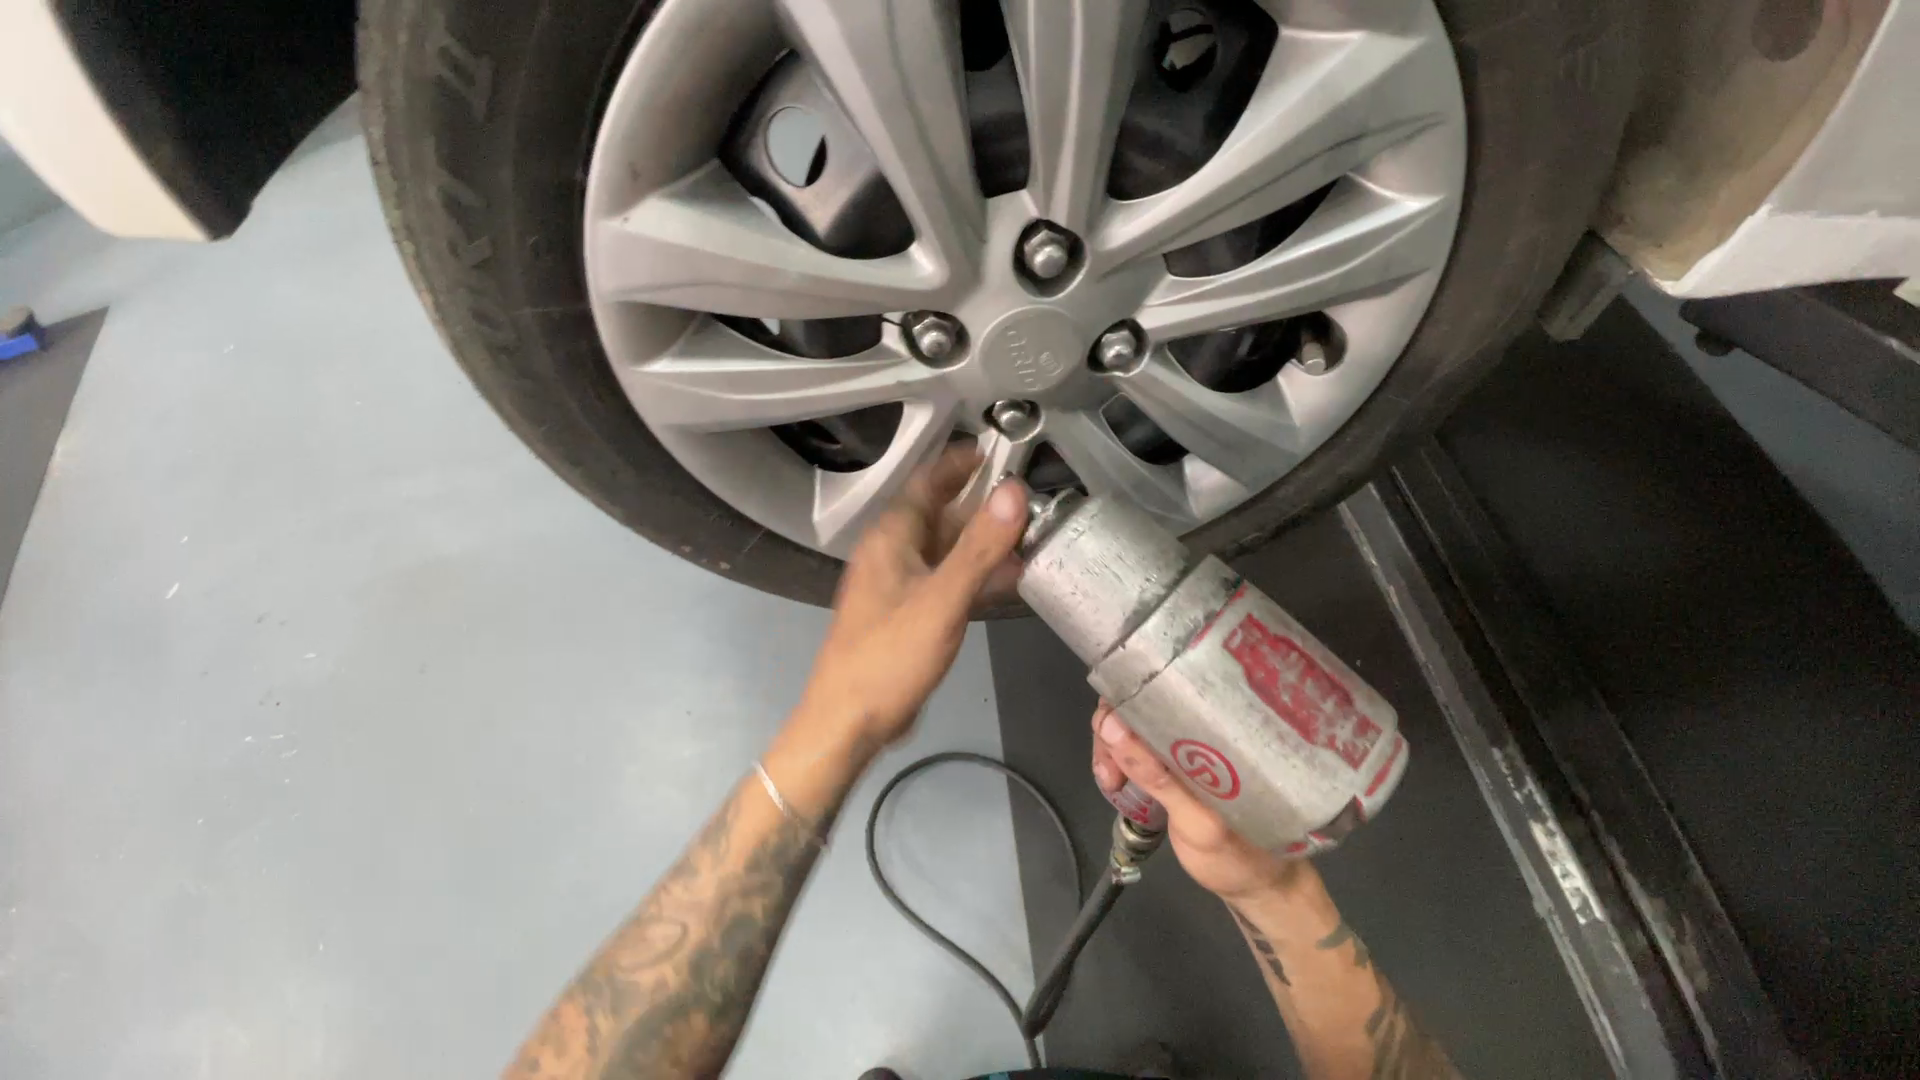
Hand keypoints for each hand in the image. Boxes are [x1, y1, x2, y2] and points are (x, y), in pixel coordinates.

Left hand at [794, 445, 1028, 750]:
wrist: (848, 723)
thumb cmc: (889, 656)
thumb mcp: (941, 600)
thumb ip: (979, 547)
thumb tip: (1014, 491)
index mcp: (891, 538)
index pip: (926, 482)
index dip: (960, 463)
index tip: (999, 450)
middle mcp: (892, 554)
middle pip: (940, 515)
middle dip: (982, 505)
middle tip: (1029, 498)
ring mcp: (899, 586)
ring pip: (946, 551)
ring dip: (982, 543)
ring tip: (1030, 536)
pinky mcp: (908, 616)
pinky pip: (946, 582)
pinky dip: (975, 577)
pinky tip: (1008, 581)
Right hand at [1091, 702, 1311, 901]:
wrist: (1257, 886)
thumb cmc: (1239, 854)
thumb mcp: (1197, 820)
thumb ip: (1157, 777)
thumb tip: (1112, 727)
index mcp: (1212, 730)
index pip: (1161, 689)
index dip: (1126, 703)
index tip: (1110, 739)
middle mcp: (1196, 729)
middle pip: (1136, 704)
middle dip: (1110, 732)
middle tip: (1109, 776)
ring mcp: (1180, 745)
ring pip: (1128, 725)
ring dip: (1108, 749)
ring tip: (1111, 784)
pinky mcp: (1168, 764)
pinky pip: (1131, 747)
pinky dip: (1114, 760)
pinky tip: (1114, 783)